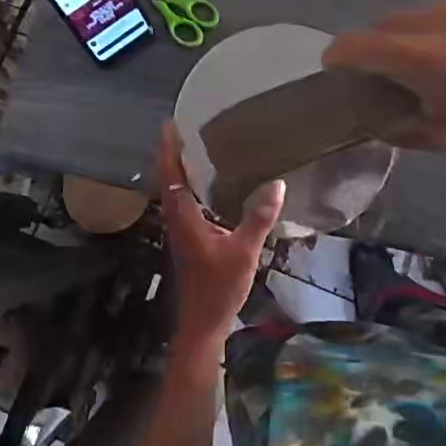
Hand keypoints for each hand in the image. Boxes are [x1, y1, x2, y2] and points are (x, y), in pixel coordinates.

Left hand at [156, 123, 284, 353]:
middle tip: (184, 129)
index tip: (170, 125)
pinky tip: (205, 186)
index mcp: (184, 217)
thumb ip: (259, 218)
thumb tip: (277, 184)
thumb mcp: (244, 251)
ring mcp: (179, 231)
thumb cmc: (219, 287)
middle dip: (172, 154)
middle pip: (168, 180)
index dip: (168, 149)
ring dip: (178, 170)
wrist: (203, 321)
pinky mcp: (186, 239)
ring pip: (174, 192)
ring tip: (194, 149)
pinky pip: (182, 204)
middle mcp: (176, 220)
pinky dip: (187, 187)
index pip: (171, 175)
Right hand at [322, 0, 445, 179]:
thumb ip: (406, 125)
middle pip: (394, 22)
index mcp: (437, 57)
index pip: (360, 43)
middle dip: (387, 47)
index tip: (337, 68)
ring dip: (431, 33)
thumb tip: (375, 116)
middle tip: (401, 73)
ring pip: (435, 9)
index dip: (340, 56)